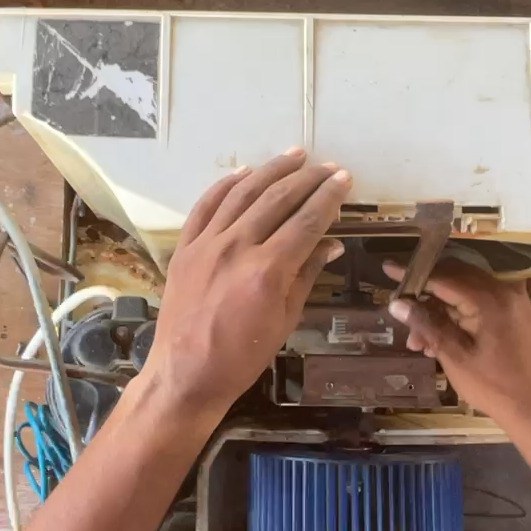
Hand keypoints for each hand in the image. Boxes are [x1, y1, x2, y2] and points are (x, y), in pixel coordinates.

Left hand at [143, 148, 350, 415]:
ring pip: (242, 194)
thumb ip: (306, 275)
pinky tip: (245, 173)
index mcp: (267, 270)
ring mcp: (206, 244)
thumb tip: (330, 244)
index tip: (344, 180)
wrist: (185, 374)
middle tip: (328, 167)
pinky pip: (206, 206)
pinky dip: (226, 185)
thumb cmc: (242, 357)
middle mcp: (236, 248)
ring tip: (295, 156)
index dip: (329, 197)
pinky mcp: (185, 248)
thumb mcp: (284, 320)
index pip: (307, 221)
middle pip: (277, 199)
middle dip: (307, 179)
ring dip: (271, 171)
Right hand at [383, 259, 530, 418]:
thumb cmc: (493, 385)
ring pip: (463, 292)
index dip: (412, 274)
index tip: (387, 269)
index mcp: (489, 299)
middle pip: (453, 278)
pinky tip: (437, 339)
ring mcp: (511, 300)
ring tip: (417, 340)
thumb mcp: (454, 356)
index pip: (442, 277)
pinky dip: (455, 315)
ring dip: (438, 310)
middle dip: (424, 295)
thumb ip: (426, 324)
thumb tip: (396, 303)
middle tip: (400, 309)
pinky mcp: (512, 312)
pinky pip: (477, 303)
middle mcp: (503, 291)